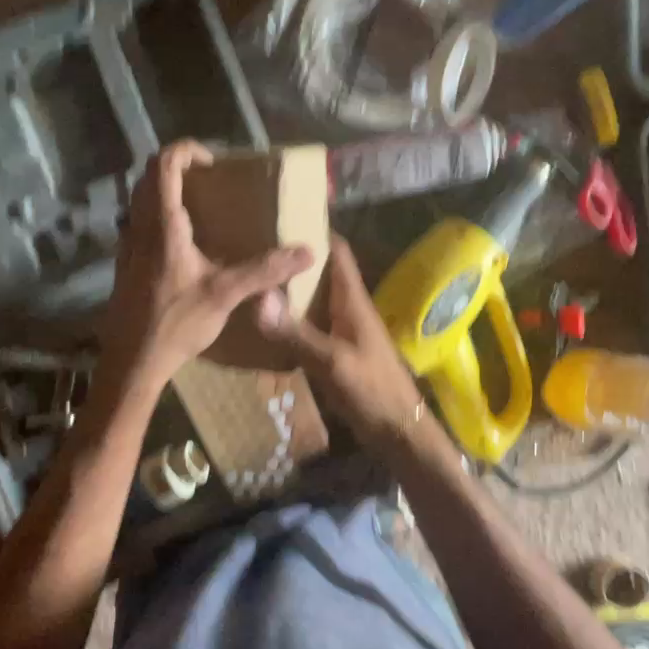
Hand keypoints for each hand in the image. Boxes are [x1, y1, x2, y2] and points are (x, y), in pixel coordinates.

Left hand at [100, 142, 313, 385]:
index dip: (187, 150)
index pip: (164, 164)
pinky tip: (183, 245)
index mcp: (163, 224)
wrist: (132, 360)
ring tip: (199, 209)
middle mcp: (140, 227)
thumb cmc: (175, 323)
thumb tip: (306, 252)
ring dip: (165, 193)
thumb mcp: (225, 294)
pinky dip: (158, 218)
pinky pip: (139, 225)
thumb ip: (264, 270)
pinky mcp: (125, 265)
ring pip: (140, 200)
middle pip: (148, 176)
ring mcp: (127, 245)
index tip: (213, 162)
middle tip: (209, 182)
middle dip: (177, 169)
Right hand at [263, 236, 431, 451]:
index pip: (336, 251)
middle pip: (320, 273)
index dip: (313, 230)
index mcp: (352, 300)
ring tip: (250, 278)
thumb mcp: (332, 362)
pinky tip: (263, 324)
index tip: (278, 215)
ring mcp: (341, 332)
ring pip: (312, 300)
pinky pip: (308, 327)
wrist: (398, 432)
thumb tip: (258, 298)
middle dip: (292, 259)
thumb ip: (296, 333)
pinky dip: (288, 320)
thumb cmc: (373, 391)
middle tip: (251, 247)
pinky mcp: (334, 353)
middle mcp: (346, 308)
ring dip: (288, 290)